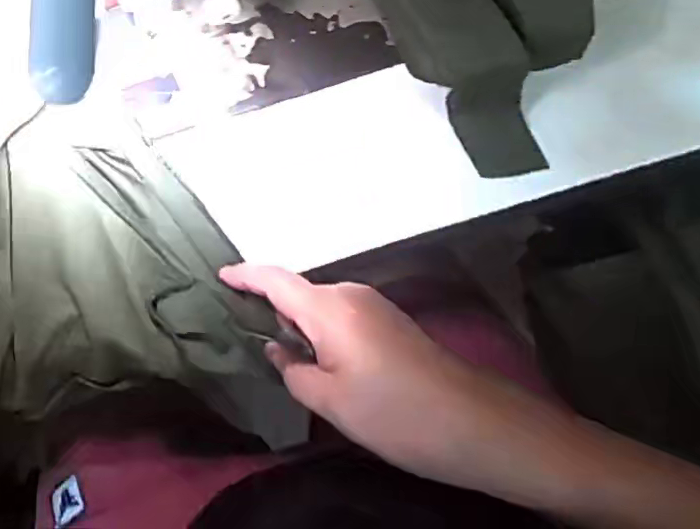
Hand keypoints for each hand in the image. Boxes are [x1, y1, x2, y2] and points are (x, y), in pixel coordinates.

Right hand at [220, 264, 568, 498]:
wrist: (479, 424)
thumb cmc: (397, 414)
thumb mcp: (332, 403)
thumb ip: (292, 371)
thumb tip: (276, 347)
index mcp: (328, 307)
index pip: (274, 278)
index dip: (244, 274)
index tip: (220, 274)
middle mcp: (348, 293)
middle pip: (297, 292)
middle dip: (274, 311)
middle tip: (256, 341)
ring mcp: (373, 303)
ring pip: (321, 306)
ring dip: (302, 325)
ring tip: (293, 361)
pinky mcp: (389, 319)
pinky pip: (341, 314)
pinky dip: (324, 330)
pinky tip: (329, 364)